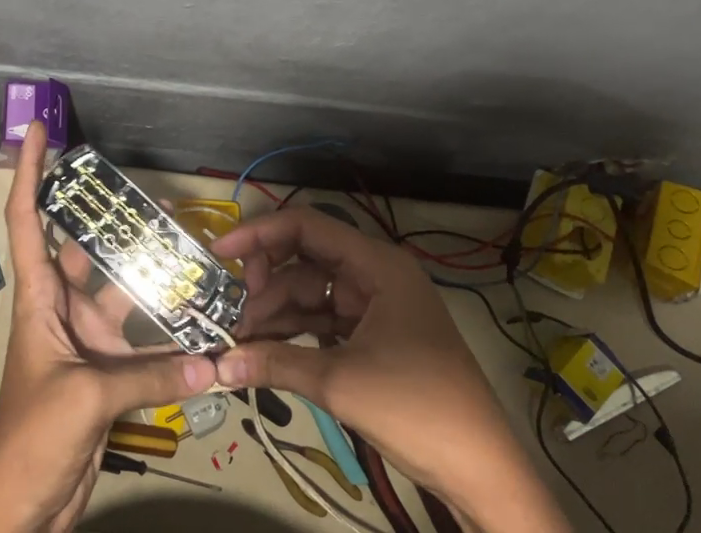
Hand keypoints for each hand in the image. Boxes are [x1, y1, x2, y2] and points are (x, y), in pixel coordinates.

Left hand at [0, 123, 216, 532]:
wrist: (22, 505)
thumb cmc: (32, 438)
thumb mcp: (87, 397)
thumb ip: (151, 375)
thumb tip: (214, 361)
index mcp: (38, 300)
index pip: (28, 220)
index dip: (29, 173)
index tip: (39, 131)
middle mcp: (60, 311)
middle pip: (84, 252)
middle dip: (113, 225)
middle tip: (158, 201)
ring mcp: (83, 344)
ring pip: (119, 298)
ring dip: (148, 281)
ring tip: (190, 253)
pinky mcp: (104, 377)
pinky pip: (138, 343)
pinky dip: (165, 335)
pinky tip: (199, 323)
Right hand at [211, 209, 569, 532]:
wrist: (482, 472)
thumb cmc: (418, 409)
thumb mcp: (340, 382)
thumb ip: (274, 363)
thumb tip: (217, 365)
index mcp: (378, 265)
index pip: (306, 227)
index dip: (258, 235)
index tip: (218, 254)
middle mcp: (375, 276)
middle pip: (304, 260)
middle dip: (265, 284)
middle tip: (231, 314)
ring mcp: (375, 307)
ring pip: (309, 294)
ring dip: (274, 313)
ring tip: (238, 340)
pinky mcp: (373, 338)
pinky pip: (322, 321)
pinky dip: (292, 333)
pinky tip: (262, 350)